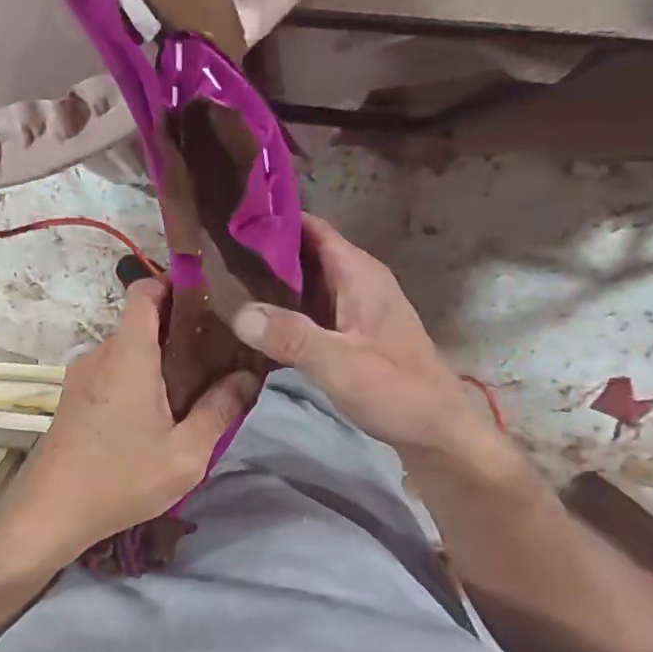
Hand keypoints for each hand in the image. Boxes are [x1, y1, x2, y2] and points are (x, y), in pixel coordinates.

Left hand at [3, 280, 257, 556]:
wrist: (52, 511)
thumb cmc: (121, 478)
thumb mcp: (186, 453)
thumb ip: (220, 409)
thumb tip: (248, 375)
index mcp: (128, 354)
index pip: (144, 290)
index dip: (174, 285)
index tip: (208, 302)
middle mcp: (101, 354)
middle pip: (140, 322)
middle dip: (177, 329)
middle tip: (217, 351)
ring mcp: (82, 375)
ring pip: (127, 349)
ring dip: (157, 358)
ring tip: (194, 383)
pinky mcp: (74, 396)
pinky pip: (112, 370)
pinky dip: (137, 376)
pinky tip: (158, 409)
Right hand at [231, 214, 492, 456]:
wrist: (439, 433)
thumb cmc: (399, 392)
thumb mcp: (341, 365)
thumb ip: (292, 337)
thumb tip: (238, 313)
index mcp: (359, 275)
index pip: (312, 228)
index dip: (274, 219)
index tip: (230, 218)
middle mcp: (357, 281)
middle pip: (303, 251)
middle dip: (263, 249)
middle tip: (214, 251)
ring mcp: (353, 306)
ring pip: (304, 279)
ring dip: (270, 278)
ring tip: (221, 277)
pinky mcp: (348, 330)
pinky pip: (308, 304)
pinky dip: (282, 303)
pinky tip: (253, 316)